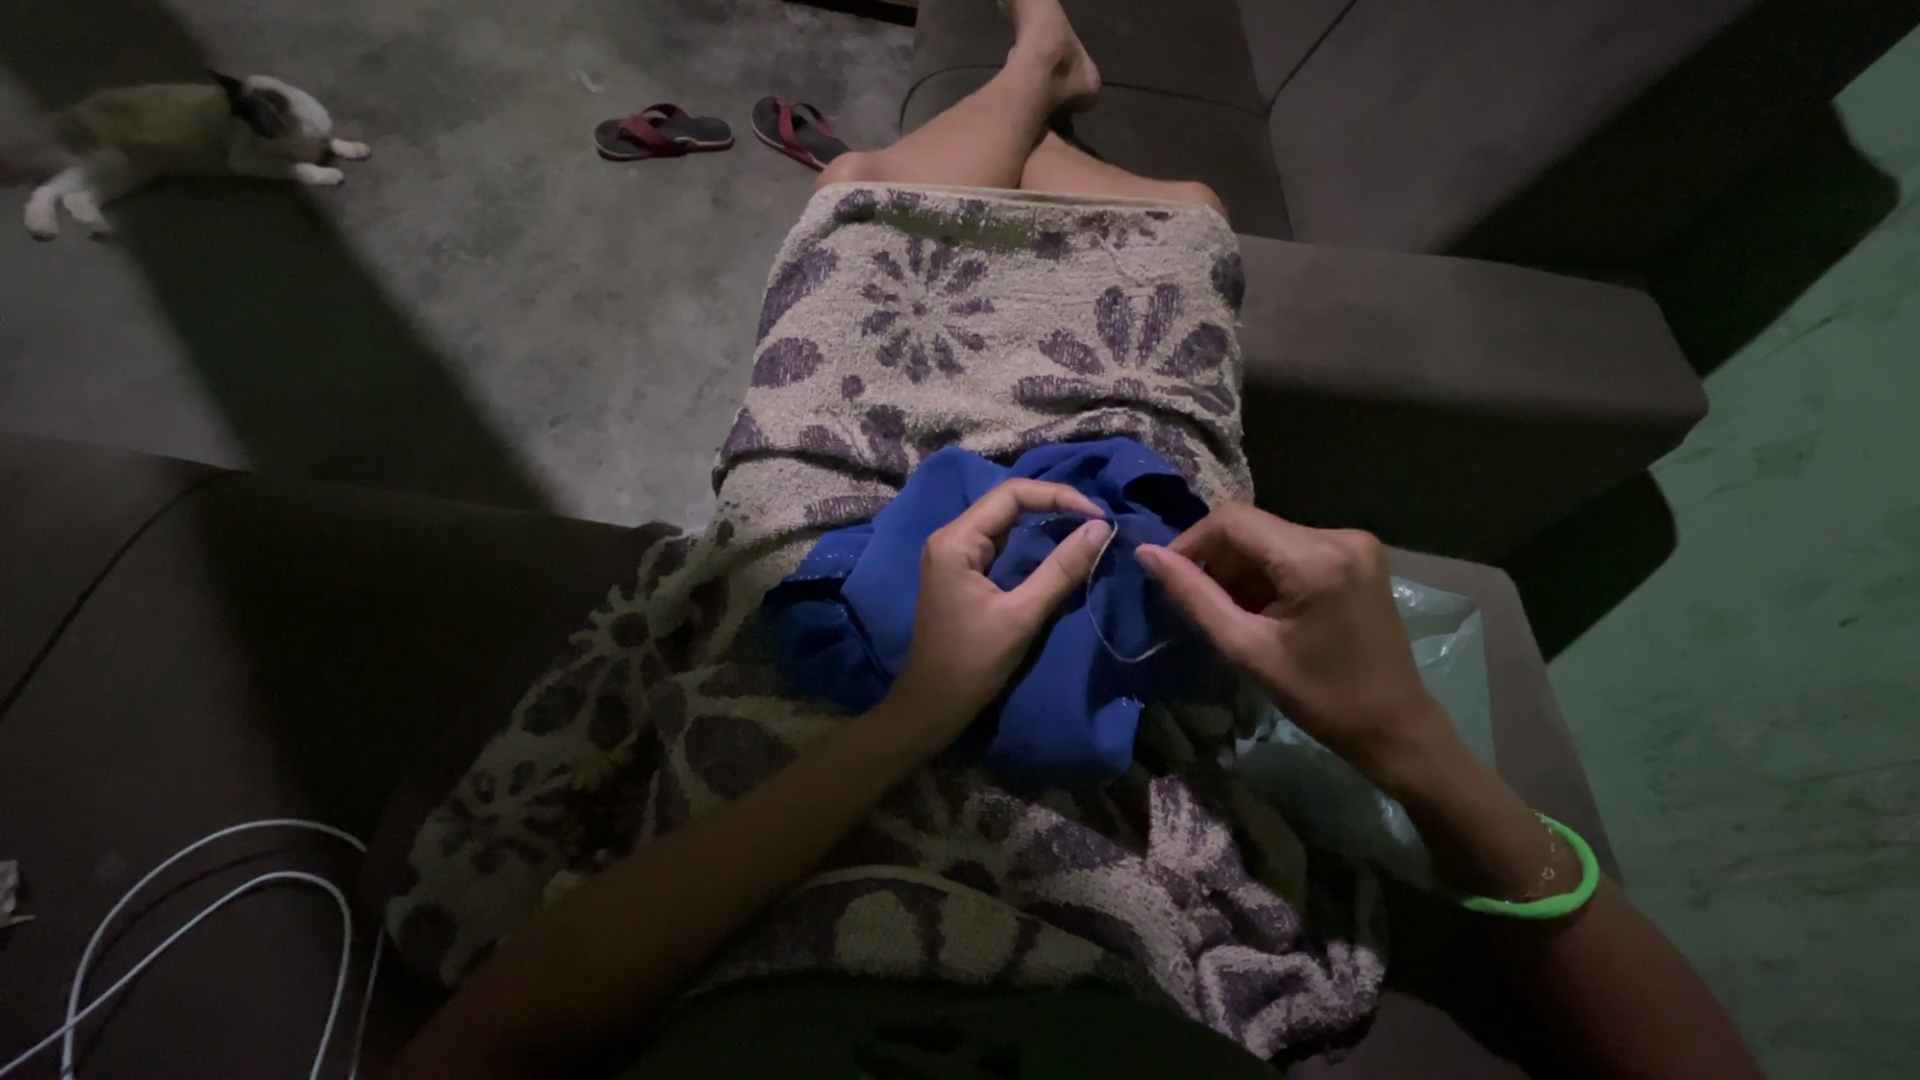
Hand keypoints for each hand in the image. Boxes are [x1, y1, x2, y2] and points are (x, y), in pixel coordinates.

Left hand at [888, 479, 1110, 745]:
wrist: (934, 702)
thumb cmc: (973, 662)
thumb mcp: (1022, 615)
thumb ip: (1061, 569)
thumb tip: (1101, 528)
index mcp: (956, 540)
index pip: (1012, 494)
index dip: (1058, 496)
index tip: (1097, 515)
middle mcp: (951, 537)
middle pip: (1007, 502)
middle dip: (1054, 505)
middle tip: (1097, 521)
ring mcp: (954, 554)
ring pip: (1006, 522)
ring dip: (1045, 521)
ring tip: (1086, 529)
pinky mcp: (963, 571)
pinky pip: (1001, 543)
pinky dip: (1032, 542)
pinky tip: (1059, 548)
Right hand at [1135, 504, 1446, 773]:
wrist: (1392, 724)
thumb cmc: (1317, 696)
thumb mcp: (1244, 647)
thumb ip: (1193, 595)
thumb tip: (1146, 553)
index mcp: (1316, 558)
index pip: (1232, 521)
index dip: (1191, 542)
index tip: (1170, 578)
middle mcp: (1340, 535)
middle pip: (1251, 528)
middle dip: (1218, 563)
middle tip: (1207, 609)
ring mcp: (1354, 542)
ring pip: (1268, 538)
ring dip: (1241, 571)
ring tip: (1239, 616)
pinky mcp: (1358, 554)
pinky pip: (1291, 548)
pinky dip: (1268, 574)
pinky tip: (1268, 611)